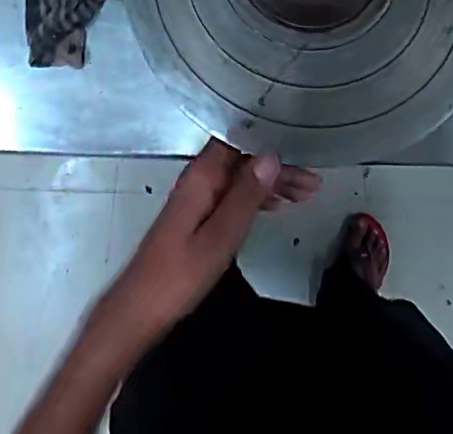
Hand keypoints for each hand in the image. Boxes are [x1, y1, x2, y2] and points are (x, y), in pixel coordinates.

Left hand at [86, 138, 320, 352]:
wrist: (139, 311)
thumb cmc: (180, 276)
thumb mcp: (220, 237)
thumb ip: (246, 196)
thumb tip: (271, 155)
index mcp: (201, 176)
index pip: (240, 141)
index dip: (270, 142)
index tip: (301, 150)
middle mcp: (199, 178)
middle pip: (243, 159)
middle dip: (278, 167)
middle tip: (313, 182)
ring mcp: (197, 196)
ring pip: (240, 177)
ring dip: (271, 182)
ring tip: (305, 193)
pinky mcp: (197, 215)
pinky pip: (233, 194)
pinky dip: (257, 197)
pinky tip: (276, 205)